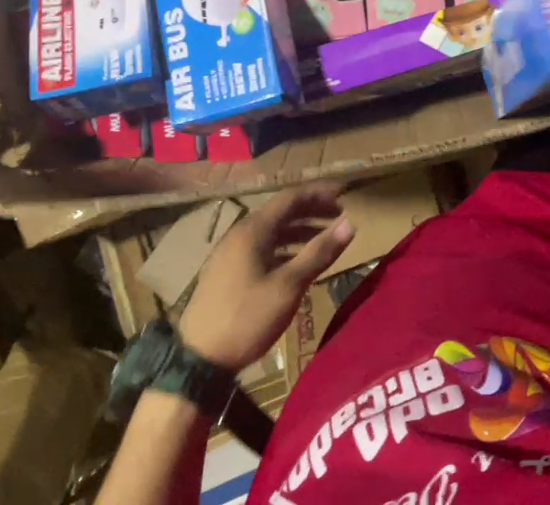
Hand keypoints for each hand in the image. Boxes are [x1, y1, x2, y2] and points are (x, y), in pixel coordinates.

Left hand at [178, 184, 355, 370]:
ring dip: (300, 230)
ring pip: (272, 231)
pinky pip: (263, 247)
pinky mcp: (228, 271)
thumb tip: (350, 224)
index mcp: (253, 231)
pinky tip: (299, 262)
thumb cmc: (247, 318)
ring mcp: (232, 253)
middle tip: (339, 214)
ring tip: (325, 237)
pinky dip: (285, 247)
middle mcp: (240, 234)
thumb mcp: (288, 287)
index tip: (344, 192)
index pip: (291, 197)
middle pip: (281, 212)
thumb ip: (319, 253)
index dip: (319, 192)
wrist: (199, 358)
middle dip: (312, 210)